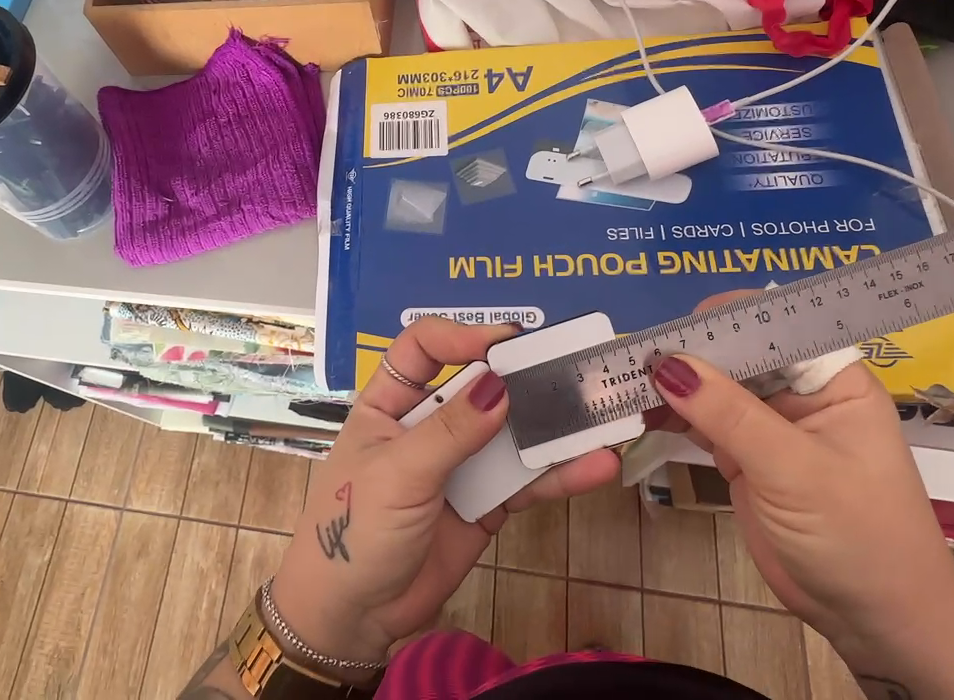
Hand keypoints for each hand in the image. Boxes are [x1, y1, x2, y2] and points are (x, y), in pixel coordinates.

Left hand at [269, 318, 619, 674]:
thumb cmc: (355, 530)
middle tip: (568, 366)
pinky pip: (524, 481)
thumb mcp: (398, 474)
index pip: (422, 349)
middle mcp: (426, 425)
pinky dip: (558, 474)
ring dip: (552, 425)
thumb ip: (450, 432)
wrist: (354, 618)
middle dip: (520, 375)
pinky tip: (596, 465)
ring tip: (599, 414)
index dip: (460, 336)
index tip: (505, 342)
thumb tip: (499, 384)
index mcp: (389, 404)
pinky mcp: (485, 504)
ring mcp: (459, 465)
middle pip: (477, 386)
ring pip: (510, 433)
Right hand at [647, 340, 953, 658]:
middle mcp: (798, 393)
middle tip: (633, 357)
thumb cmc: (858, 537)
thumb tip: (664, 363)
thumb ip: (729, 414)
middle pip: (736, 352)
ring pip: (712, 385)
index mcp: (832, 380)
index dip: (726, 319)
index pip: (776, 326)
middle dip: (688, 351)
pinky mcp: (743, 455)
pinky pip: (699, 420)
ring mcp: (768, 424)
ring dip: (671, 382)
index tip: (674, 330)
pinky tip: (636, 409)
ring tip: (622, 380)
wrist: (874, 623)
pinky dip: (668, 414)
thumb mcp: (794, 470)